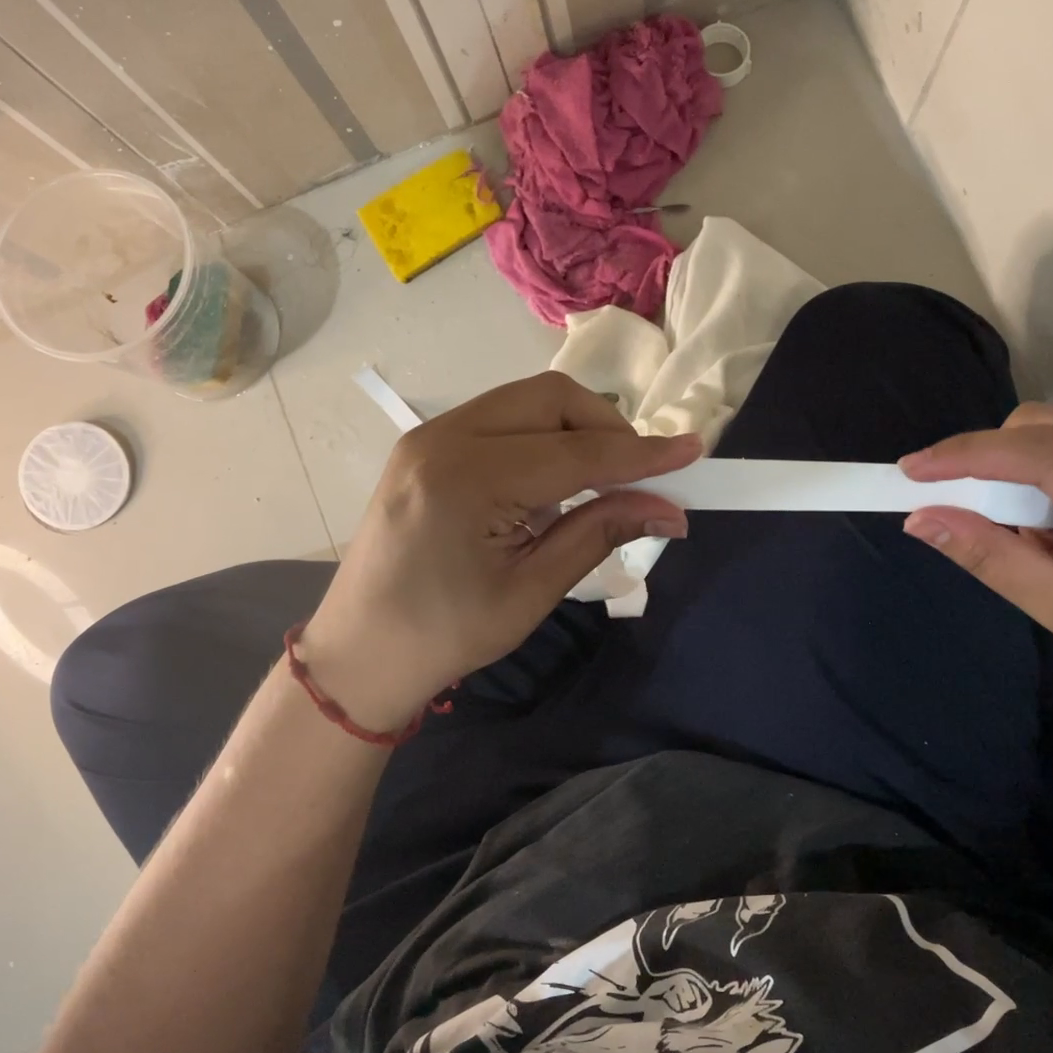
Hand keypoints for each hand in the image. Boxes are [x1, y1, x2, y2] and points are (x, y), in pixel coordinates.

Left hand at [302, 372, 700, 728]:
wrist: (360, 652)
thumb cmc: (445, 635)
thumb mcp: (531, 591)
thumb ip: (600, 534)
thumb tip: (670, 510)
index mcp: (468, 480)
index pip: (576, 452)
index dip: (641, 454)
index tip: (693, 452)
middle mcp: (444, 438)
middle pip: (551, 400)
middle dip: (607, 428)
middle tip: (640, 475)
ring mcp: (429, 436)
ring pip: (527, 402)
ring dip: (576, 429)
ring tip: (603, 480)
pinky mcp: (425, 445)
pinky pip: (501, 419)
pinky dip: (542, 437)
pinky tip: (554, 482)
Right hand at [898, 403, 1052, 694]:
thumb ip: (990, 557)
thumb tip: (920, 519)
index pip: (1035, 451)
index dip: (966, 455)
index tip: (909, 469)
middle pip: (1039, 425)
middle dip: (991, 462)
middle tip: (975, 517)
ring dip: (1018, 468)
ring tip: (1033, 531)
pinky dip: (1044, 471)